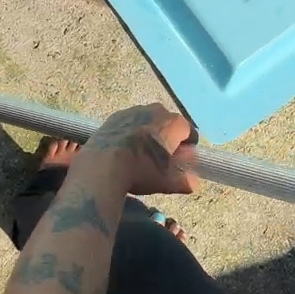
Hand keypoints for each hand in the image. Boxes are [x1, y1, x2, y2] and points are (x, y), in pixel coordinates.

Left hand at [78, 103, 198, 196]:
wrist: (101, 166)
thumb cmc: (140, 171)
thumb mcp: (168, 182)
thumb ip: (186, 181)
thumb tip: (192, 181)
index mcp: (172, 123)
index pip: (189, 131)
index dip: (187, 145)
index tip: (182, 158)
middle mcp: (155, 111)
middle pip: (169, 123)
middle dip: (168, 137)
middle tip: (162, 156)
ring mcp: (134, 110)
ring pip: (149, 120)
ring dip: (150, 132)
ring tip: (142, 152)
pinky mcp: (115, 115)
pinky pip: (131, 122)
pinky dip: (132, 131)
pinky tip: (125, 147)